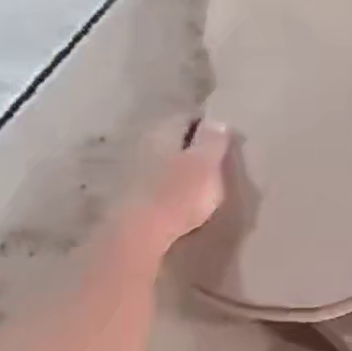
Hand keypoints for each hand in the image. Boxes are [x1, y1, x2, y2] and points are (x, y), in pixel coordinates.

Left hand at [124, 118, 230, 253]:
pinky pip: (153, 181)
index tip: (223, 138)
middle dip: (189, 146)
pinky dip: (166, 185)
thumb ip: (213, 143)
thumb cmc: (178, 195)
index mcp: (164, 131)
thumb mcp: (207, 166)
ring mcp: (132, 168)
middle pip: (171, 138)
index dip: (206, 126)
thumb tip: (218, 121)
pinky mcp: (128, 194)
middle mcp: (144, 142)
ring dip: (176, 166)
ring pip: (160, 159)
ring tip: (196, 180)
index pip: (187, 118)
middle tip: (211, 159)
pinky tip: (177, 198)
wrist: (140, 232)